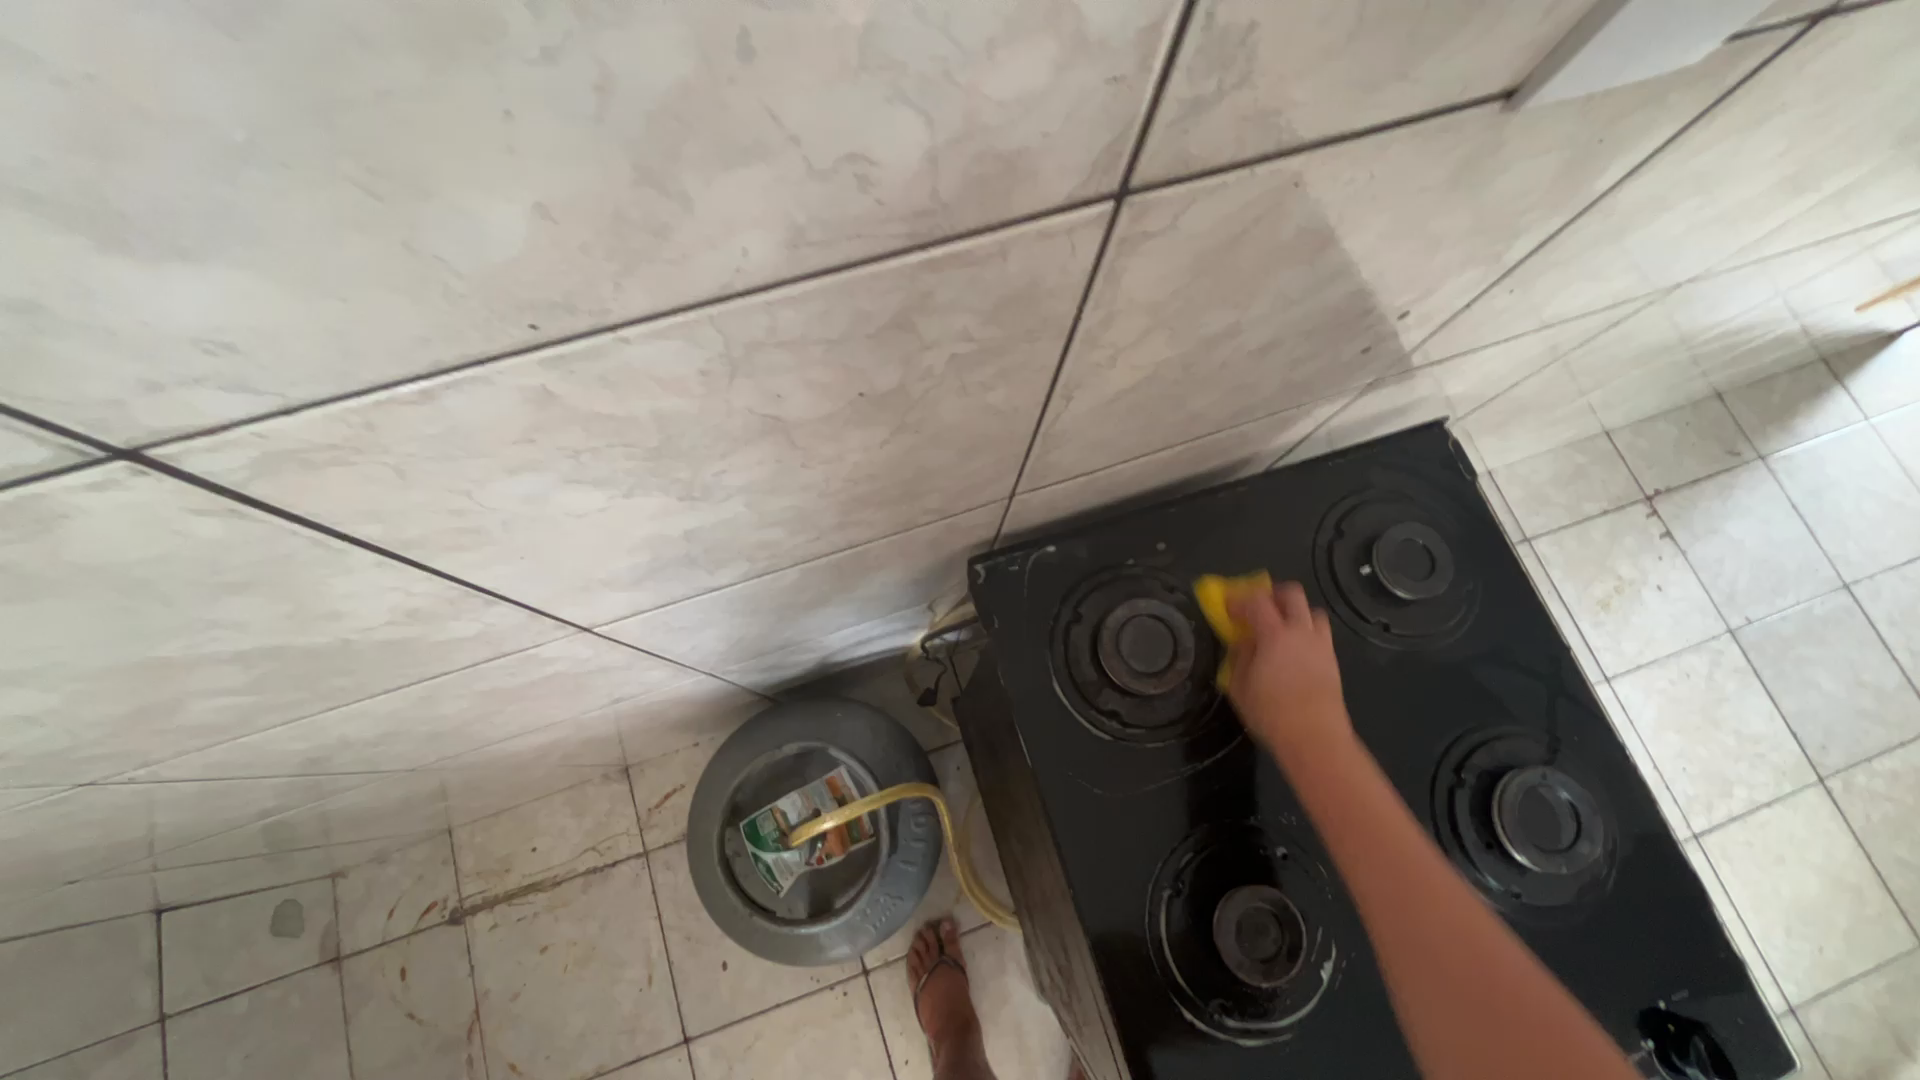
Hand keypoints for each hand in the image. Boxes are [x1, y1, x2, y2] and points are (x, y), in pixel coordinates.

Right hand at [1226, 581, 1352, 762]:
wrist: (1315, 738)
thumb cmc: (1271, 713)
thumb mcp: (1239, 686)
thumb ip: (1239, 656)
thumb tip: (1242, 641)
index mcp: (1275, 635)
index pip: (1256, 601)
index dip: (1238, 599)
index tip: (1226, 604)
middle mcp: (1302, 632)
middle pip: (1292, 594)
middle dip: (1272, 594)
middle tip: (1256, 606)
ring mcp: (1321, 645)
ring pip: (1312, 611)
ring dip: (1295, 612)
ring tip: (1280, 627)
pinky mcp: (1332, 660)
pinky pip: (1320, 633)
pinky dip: (1306, 632)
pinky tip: (1294, 651)